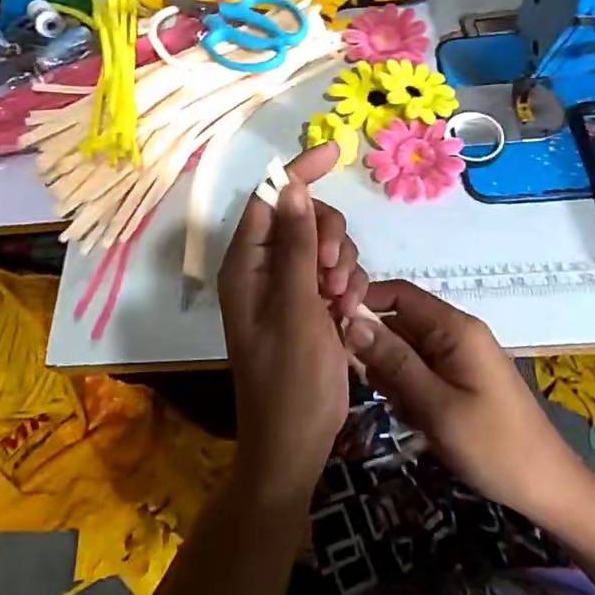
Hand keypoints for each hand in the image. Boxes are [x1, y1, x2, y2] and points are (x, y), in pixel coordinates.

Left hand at [218, 142, 368, 497]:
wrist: (298, 443)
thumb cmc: (289, 378)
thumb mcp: (295, 307)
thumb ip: (295, 244)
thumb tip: (290, 185)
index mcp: (246, 266)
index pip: (268, 199)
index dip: (299, 173)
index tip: (335, 152)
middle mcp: (265, 270)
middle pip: (303, 218)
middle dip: (329, 235)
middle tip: (335, 271)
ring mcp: (290, 288)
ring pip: (326, 244)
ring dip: (343, 262)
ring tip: (341, 299)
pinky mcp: (312, 305)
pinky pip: (337, 272)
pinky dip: (348, 283)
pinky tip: (348, 310)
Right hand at [346, 281, 590, 522]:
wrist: (546, 486)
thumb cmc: (493, 445)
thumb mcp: (436, 405)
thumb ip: (394, 361)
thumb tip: (351, 321)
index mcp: (454, 327)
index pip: (398, 294)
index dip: (363, 303)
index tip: (332, 329)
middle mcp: (455, 333)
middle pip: (399, 322)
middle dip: (378, 351)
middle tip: (373, 388)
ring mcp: (458, 356)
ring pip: (405, 349)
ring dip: (392, 376)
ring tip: (403, 409)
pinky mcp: (459, 378)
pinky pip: (420, 371)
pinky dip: (408, 390)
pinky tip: (415, 418)